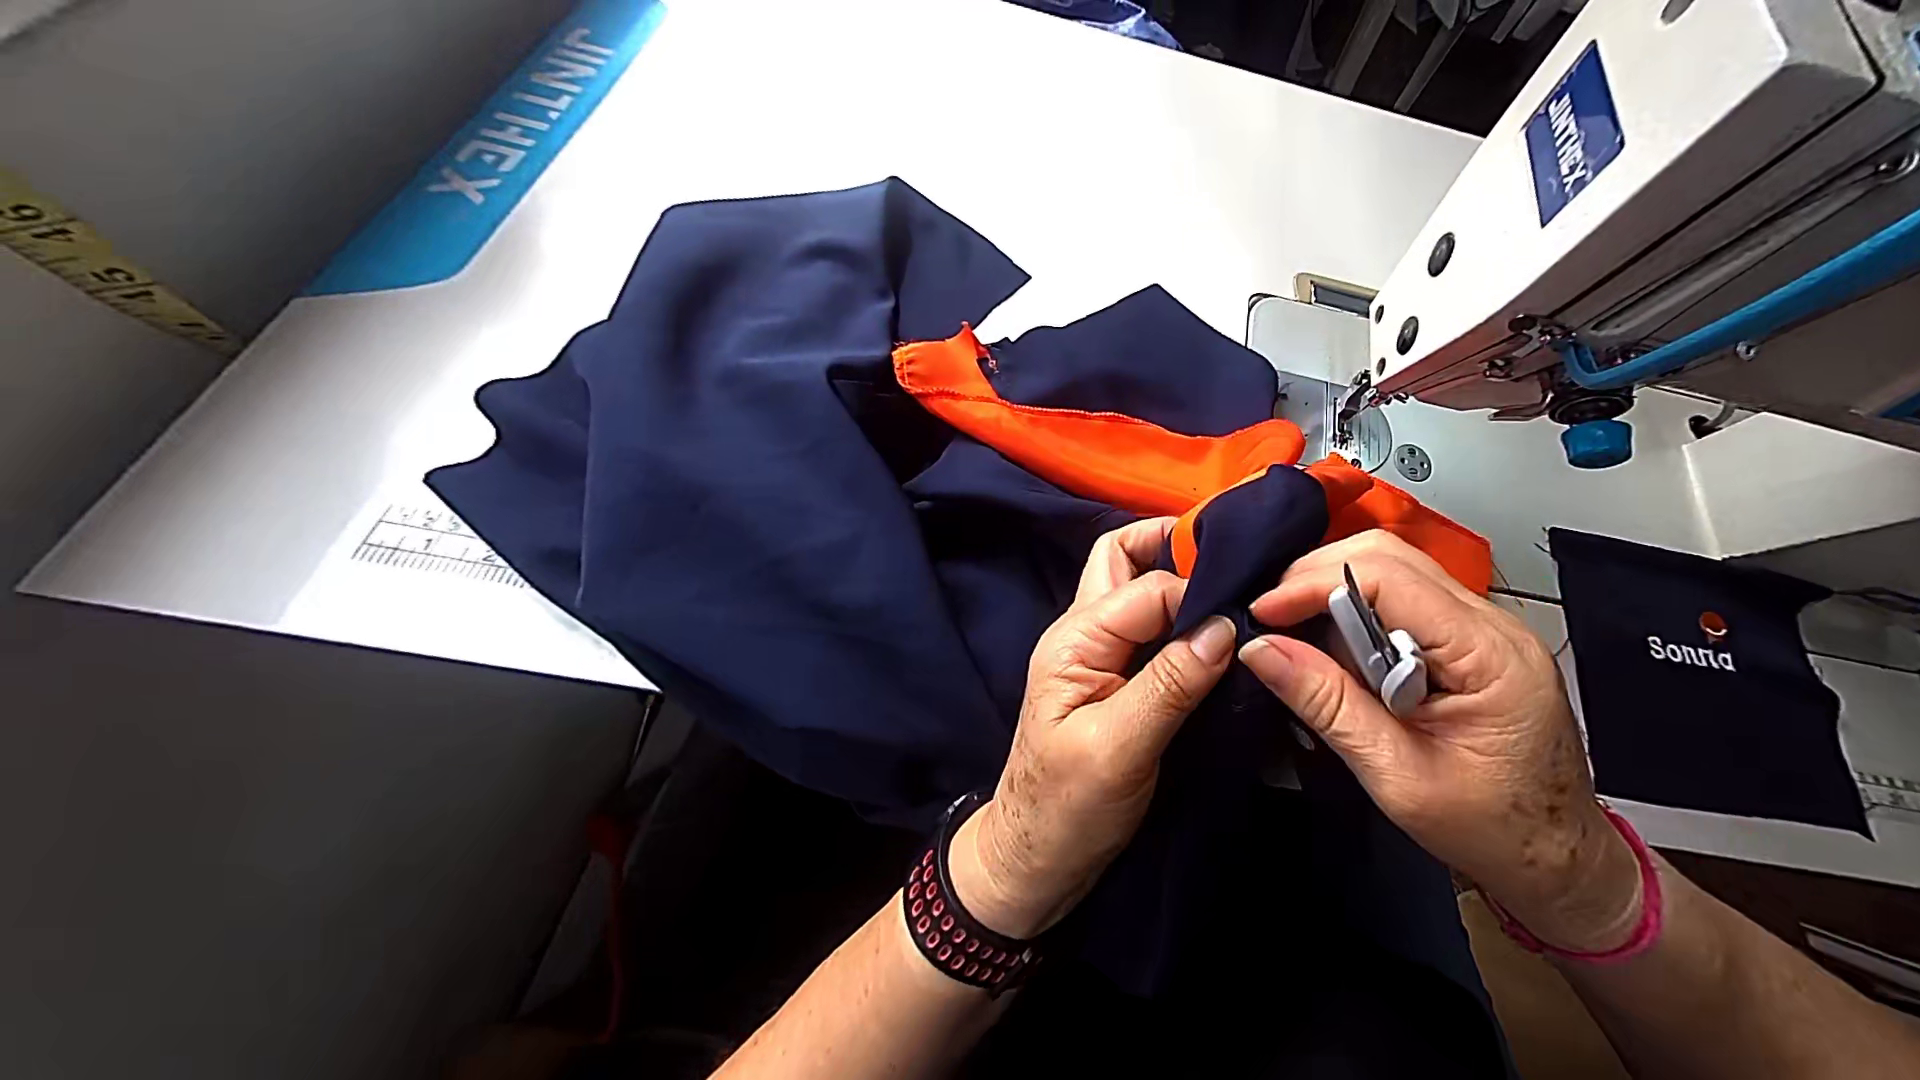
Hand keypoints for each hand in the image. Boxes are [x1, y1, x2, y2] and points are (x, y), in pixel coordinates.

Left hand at [948, 518, 1237, 938]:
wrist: (1036, 854)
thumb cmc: (1066, 807)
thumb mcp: (1118, 747)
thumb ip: (1169, 684)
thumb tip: (1224, 627)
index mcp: (1075, 639)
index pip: (1147, 587)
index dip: (1199, 587)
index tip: (1254, 603)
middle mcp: (1083, 633)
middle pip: (1122, 559)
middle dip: (1172, 547)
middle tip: (1237, 562)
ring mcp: (1098, 654)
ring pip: (1135, 590)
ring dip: (1180, 580)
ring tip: (1238, 592)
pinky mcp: (1115, 679)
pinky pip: (1148, 629)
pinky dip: (1182, 620)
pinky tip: (1220, 633)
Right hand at [1238, 530, 1642, 951]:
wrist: (1556, 858)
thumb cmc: (1492, 829)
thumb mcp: (1396, 775)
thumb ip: (1327, 704)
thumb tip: (1260, 650)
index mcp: (1489, 656)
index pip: (1387, 578)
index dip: (1312, 585)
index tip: (1263, 614)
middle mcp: (1490, 625)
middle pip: (1387, 556)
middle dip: (1315, 577)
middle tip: (1272, 620)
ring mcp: (1479, 628)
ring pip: (1388, 568)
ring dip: (1329, 591)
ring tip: (1295, 635)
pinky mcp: (1461, 639)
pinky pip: (1395, 597)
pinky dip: (1349, 611)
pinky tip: (1331, 648)